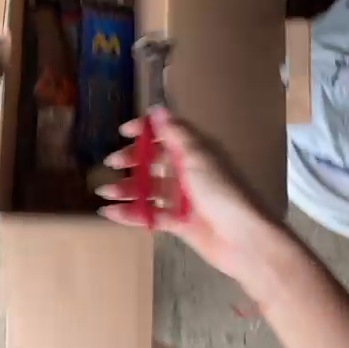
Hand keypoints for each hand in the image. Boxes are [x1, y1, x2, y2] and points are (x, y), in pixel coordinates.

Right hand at [98, 109, 301, 302]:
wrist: (244, 239)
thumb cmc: (222, 192)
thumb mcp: (197, 157)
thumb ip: (175, 134)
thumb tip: (157, 108)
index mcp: (195, 152)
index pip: (167, 134)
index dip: (145, 131)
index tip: (122, 131)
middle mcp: (189, 172)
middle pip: (154, 161)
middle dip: (132, 160)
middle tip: (111, 163)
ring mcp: (183, 198)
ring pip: (150, 189)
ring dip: (127, 189)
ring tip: (105, 192)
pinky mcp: (179, 223)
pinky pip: (151, 214)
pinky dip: (132, 213)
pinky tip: (111, 213)